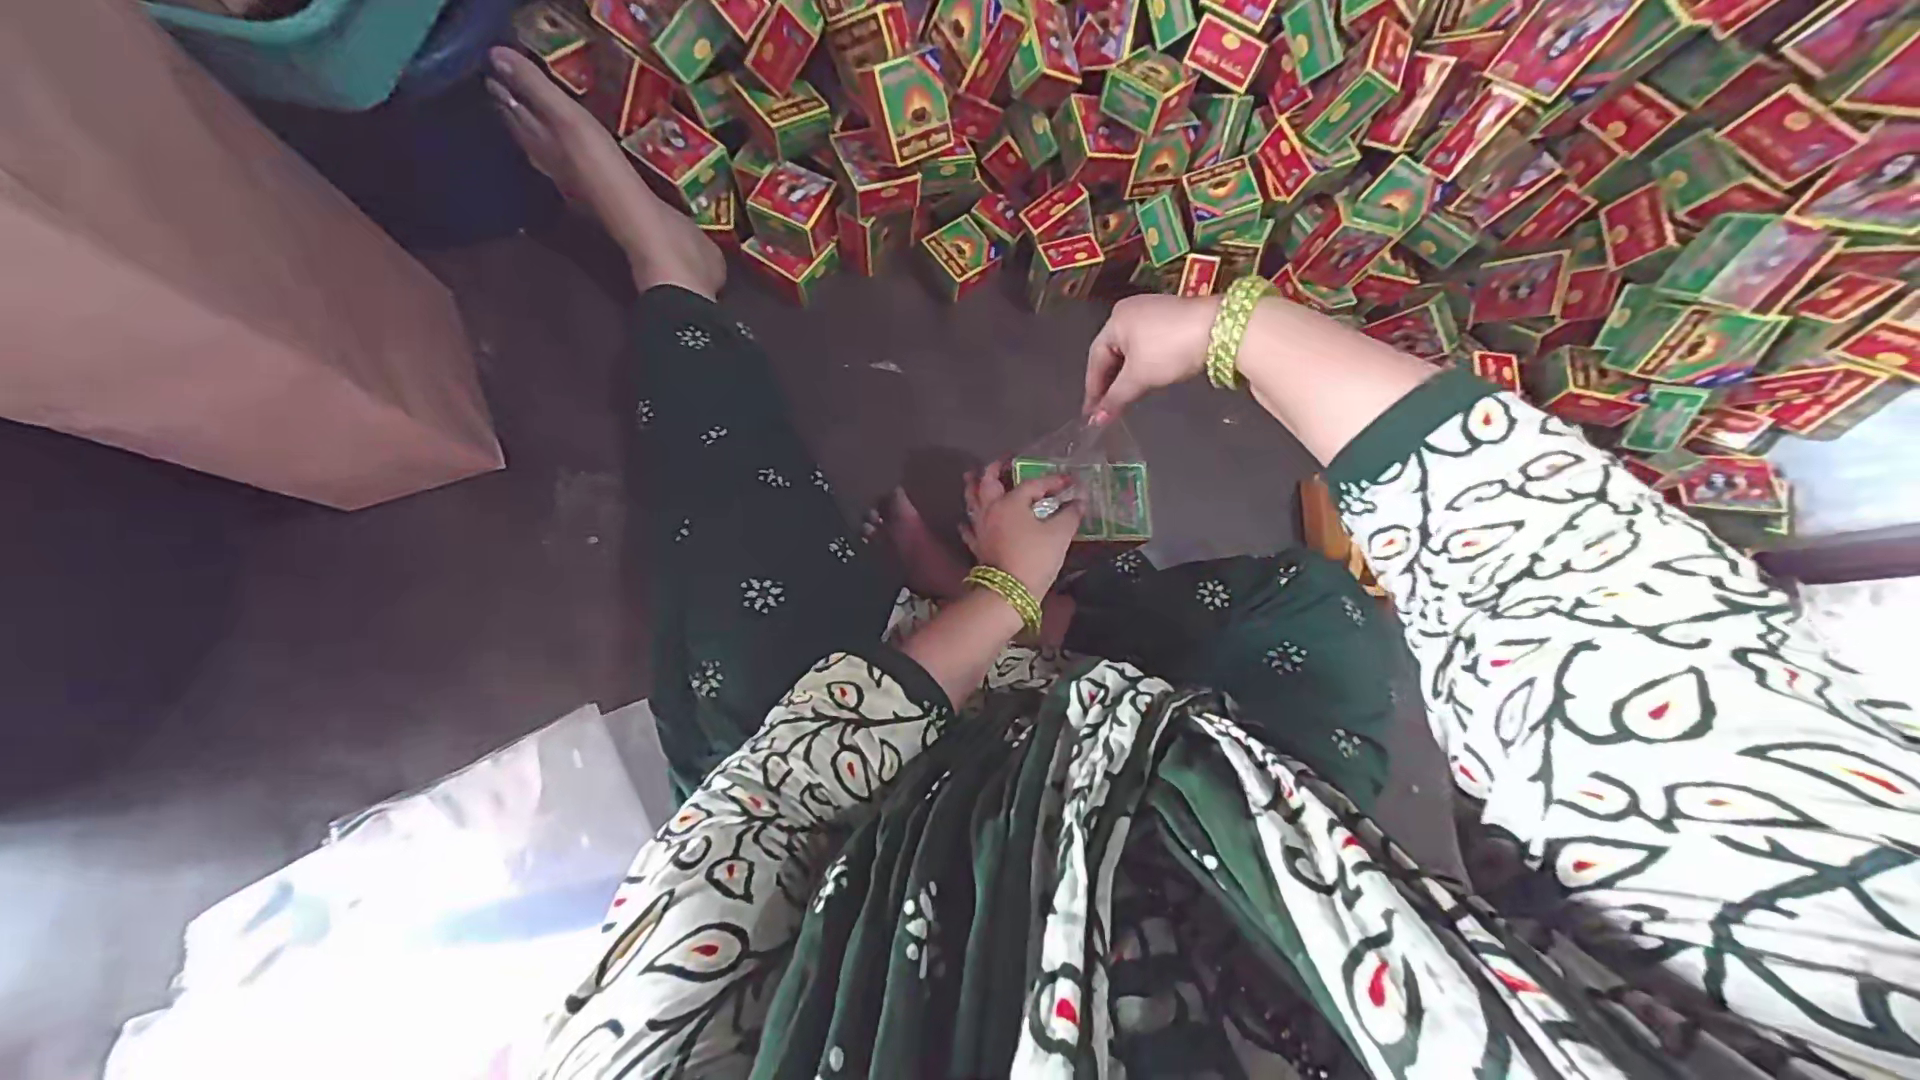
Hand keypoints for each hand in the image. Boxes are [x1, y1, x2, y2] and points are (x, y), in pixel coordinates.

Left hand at [959, 462, 1084, 598]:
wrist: (1009, 592)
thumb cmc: (1035, 558)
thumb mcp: (1059, 535)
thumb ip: (1069, 515)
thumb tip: (1079, 502)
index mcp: (1010, 502)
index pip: (1032, 484)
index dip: (1051, 481)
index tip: (1068, 482)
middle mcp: (990, 510)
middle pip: (987, 482)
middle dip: (994, 469)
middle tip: (1002, 461)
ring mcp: (980, 528)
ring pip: (972, 501)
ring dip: (973, 488)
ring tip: (972, 478)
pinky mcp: (976, 546)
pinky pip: (969, 529)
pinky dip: (969, 521)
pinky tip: (967, 520)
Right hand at [1082, 293, 1222, 420]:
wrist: (1220, 329)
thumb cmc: (1170, 349)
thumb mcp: (1139, 377)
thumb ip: (1115, 398)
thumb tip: (1096, 420)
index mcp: (1116, 319)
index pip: (1095, 358)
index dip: (1093, 388)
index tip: (1092, 412)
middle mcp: (1130, 311)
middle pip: (1111, 353)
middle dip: (1109, 382)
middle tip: (1106, 408)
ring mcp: (1152, 312)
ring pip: (1129, 351)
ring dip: (1125, 376)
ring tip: (1123, 398)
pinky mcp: (1171, 318)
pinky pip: (1146, 345)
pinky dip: (1141, 365)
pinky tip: (1144, 379)